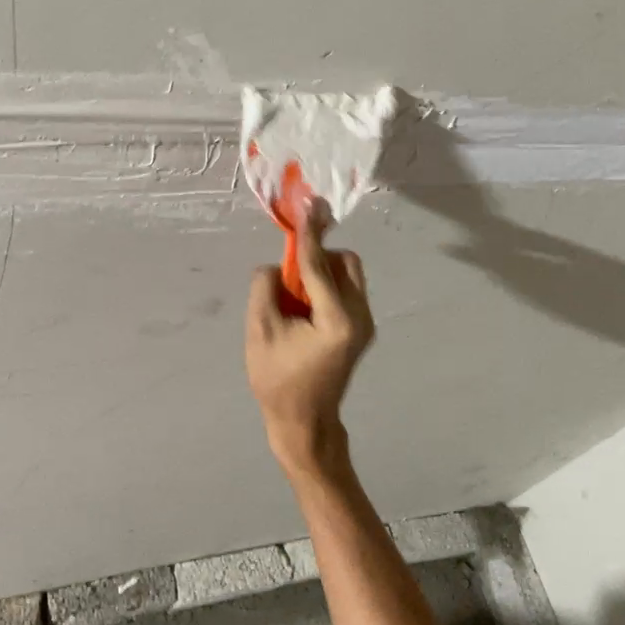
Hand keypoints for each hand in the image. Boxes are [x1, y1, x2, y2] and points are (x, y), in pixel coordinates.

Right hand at [246, 206, 374, 478]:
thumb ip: (266, 288)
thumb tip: (276, 266)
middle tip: (288, 278)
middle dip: (318, 258)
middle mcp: (360, 316)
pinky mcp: (362, 329)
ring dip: (322, 273)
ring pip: (349, 274)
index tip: (308, 203)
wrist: (304, 422)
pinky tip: (304, 309)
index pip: (319, 265)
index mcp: (336, 319)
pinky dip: (326, 288)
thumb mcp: (259, 331)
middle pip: (345, 262)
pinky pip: (347, 291)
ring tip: (294, 299)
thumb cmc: (277, 381)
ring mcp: (365, 323)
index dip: (309, 233)